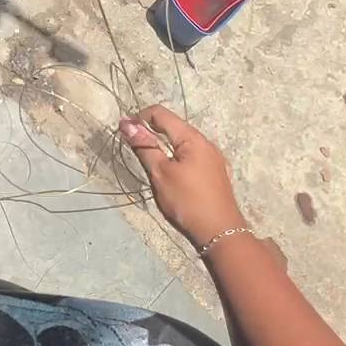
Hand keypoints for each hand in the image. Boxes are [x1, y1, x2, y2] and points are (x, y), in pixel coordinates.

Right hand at [119, 105, 248, 247]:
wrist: (221, 232)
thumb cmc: (187, 201)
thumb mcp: (160, 173)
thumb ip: (144, 146)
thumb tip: (127, 123)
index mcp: (192, 138)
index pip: (161, 114)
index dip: (140, 118)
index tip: (124, 131)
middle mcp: (206, 142)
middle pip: (173, 126)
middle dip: (151, 131)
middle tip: (134, 147)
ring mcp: (214, 157)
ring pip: (183, 141)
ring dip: (164, 144)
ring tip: (151, 161)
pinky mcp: (216, 171)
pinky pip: (193, 154)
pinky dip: (177, 155)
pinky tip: (172, 172)